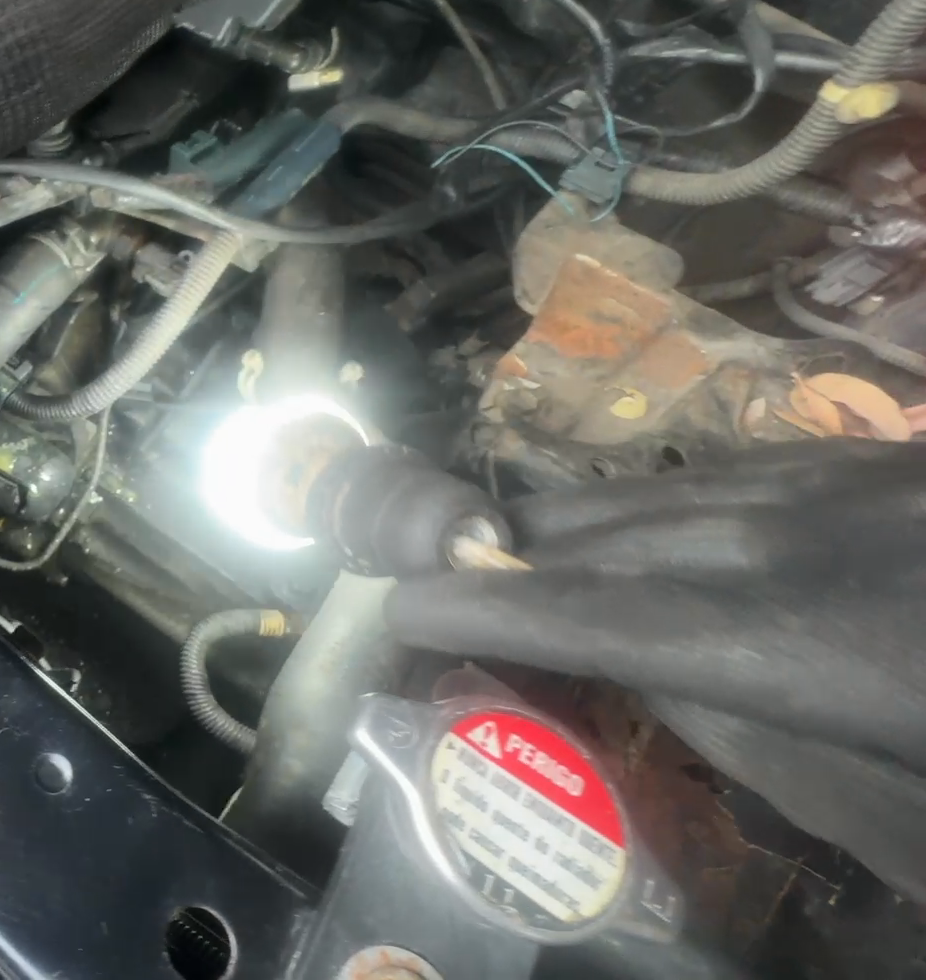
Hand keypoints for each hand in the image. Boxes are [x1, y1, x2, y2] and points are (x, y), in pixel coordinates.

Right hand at [385, 441, 925, 897]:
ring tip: (484, 549)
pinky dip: (629, 508)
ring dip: (549, 527)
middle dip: (491, 555)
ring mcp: (848, 485)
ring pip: (642, 496)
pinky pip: (705, 479)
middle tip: (418, 577)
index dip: (484, 611)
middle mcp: (817, 546)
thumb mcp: (906, 810)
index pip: (603, 618)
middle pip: (601, 537)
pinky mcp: (874, 460)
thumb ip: (754, 741)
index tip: (396, 612)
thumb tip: (632, 670)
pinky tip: (608, 526)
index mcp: (830, 650)